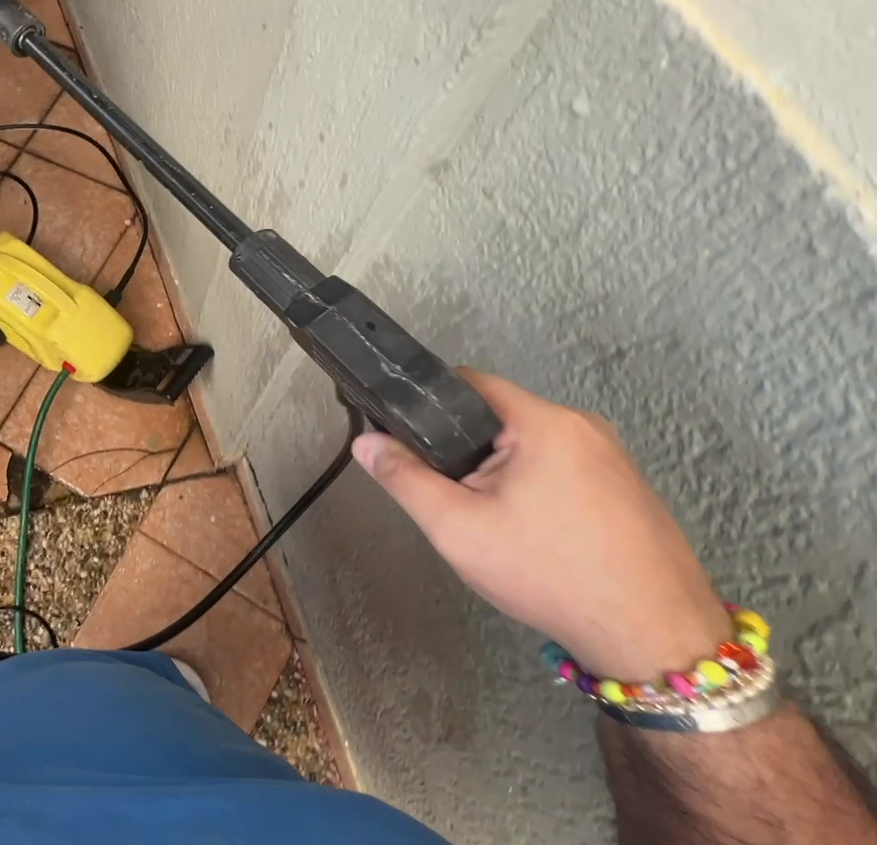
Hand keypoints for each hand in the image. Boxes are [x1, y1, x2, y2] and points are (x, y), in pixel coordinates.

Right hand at [353, 369, 731, 681]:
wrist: (653, 638)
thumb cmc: (549, 572)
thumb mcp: (455, 526)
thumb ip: (403, 477)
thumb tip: (365, 442)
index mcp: (544, 423)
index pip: (467, 382)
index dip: (423, 403)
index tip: (402, 437)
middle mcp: (584, 428)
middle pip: (496, 417)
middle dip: (460, 448)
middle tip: (444, 493)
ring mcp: (613, 459)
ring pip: (526, 446)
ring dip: (495, 471)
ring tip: (484, 518)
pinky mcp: (627, 490)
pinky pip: (558, 470)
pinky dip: (531, 489)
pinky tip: (527, 532)